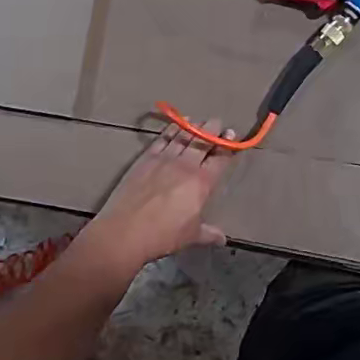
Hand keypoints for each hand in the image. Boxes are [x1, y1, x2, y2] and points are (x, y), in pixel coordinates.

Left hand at [72, 120, 236, 274]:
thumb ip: (208, 233)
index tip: (232, 136)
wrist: (127, 231)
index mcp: (202, 183)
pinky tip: (177, 124)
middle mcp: (186, 166)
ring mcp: (165, 160)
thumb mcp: (191, 235)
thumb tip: (222, 238)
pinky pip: (162, 139)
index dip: (228, 146)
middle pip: (203, 141)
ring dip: (194, 127)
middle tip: (218, 123)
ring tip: (201, 121)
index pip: (220, 159)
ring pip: (184, 137)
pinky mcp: (146, 159)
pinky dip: (172, 129)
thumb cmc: (164, 235)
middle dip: (213, 130)